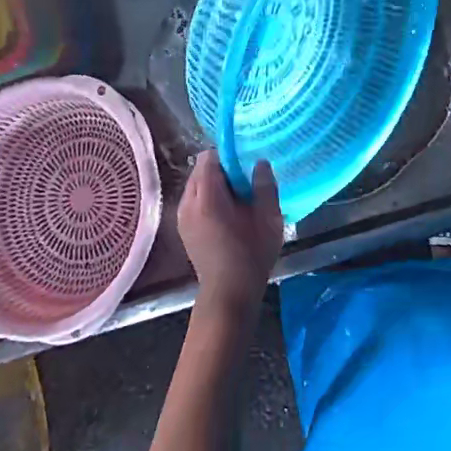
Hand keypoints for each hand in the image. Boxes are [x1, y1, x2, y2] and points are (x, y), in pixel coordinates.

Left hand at [178, 151, 283, 311]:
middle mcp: (187, 201)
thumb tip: (260, 163)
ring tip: (237, 201)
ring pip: (196, 184)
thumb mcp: (268, 220)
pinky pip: (193, 199)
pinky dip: (207, 198)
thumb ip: (264, 187)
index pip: (209, 158)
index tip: (245, 166)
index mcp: (206, 197)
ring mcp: (182, 214)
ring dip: (214, 185)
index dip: (228, 157)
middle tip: (245, 184)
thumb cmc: (251, 256)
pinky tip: (226, 215)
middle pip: (200, 170)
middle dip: (221, 171)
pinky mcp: (183, 226)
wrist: (228, 293)